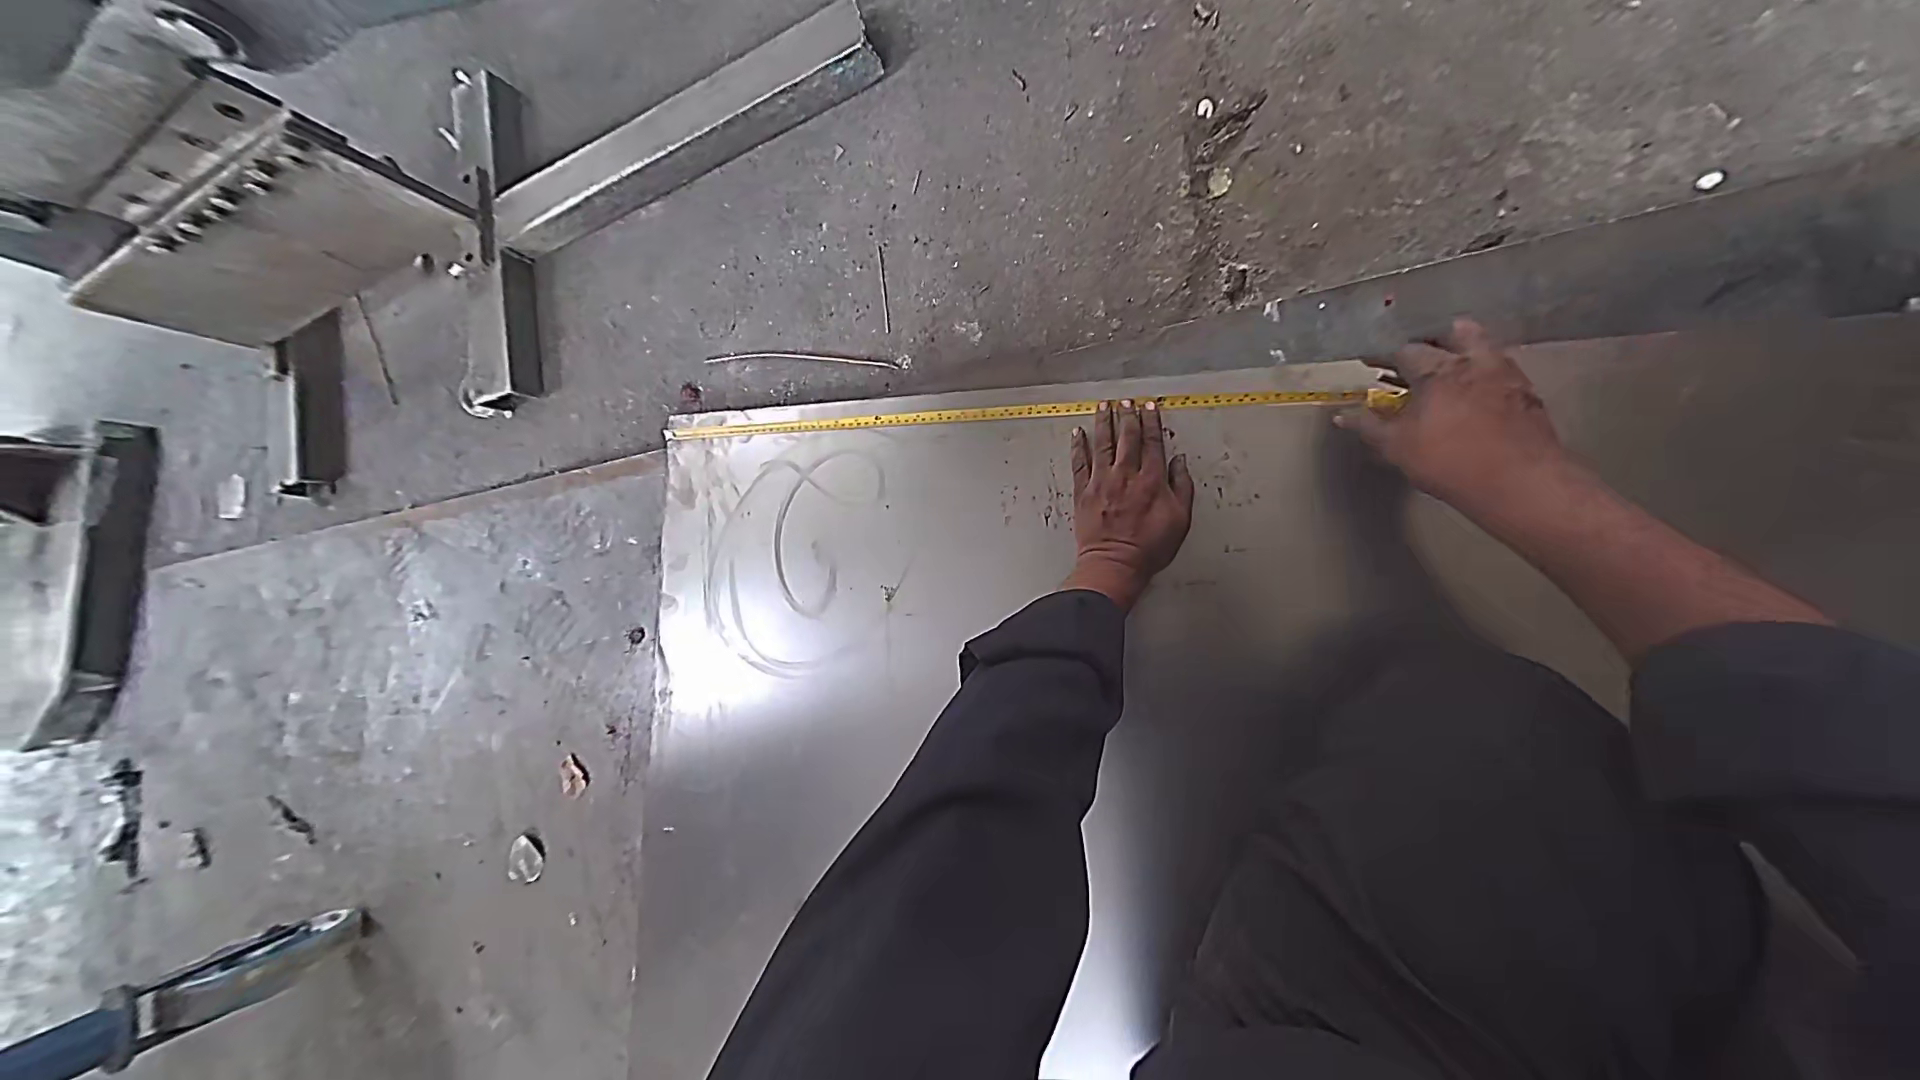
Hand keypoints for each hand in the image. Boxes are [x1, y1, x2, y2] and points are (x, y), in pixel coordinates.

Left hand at [1062, 399, 1195, 611]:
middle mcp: (1125, 475)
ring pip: (1102, 444)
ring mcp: (1101, 482)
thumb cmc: (1149, 548)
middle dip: (1127, 416)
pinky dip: (1079, 446)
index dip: (1151, 422)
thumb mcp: (1180, 520)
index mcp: (1151, 480)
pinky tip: (1078, 434)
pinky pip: (1080, 463)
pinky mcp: (1083, 493)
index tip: (1149, 407)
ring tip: (1103, 406)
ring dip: (1103, 422)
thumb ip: (1181, 487)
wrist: (1115, 564)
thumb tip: (1178, 463)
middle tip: (1126, 401)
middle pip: (1127, 437)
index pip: (1152, 442)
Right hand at [1336, 317, 1577, 517]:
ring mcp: (1505, 373)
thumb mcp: (1396, 446)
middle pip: (1451, 333)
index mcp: (1437, 371)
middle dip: (1428, 340)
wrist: (1516, 480)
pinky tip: (1468, 390)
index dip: (1383, 355)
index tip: (1369, 361)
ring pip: (1481, 345)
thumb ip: (1369, 426)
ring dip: (1459, 350)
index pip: (1405, 351)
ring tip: (1441, 369)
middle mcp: (1474, 361)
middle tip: (1410, 356)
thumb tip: (1342, 416)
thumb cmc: (1446, 460)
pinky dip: (1478, 370)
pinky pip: (1498, 366)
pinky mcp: (1526, 390)